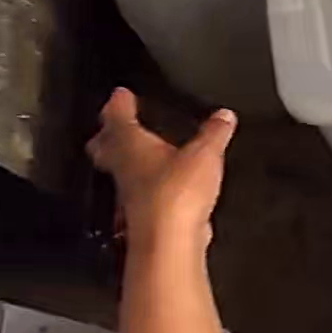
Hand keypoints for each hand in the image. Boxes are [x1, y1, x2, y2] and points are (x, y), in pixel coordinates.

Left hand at [86, 87, 235, 248]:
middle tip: (113, 125)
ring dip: (124, 159)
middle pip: (106, 146)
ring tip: (137, 152)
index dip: (119, 104)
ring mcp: (130, 193)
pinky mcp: (144, 213)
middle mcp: (124, 167)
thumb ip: (214, 134)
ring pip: (120, 169)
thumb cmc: (179, 190)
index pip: (118, 118)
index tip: (120, 94)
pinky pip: (139, 190)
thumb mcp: (205, 154)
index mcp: (132, 145)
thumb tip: (225, 115)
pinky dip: (146, 182)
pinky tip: (160, 183)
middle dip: (108, 134)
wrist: (169, 239)